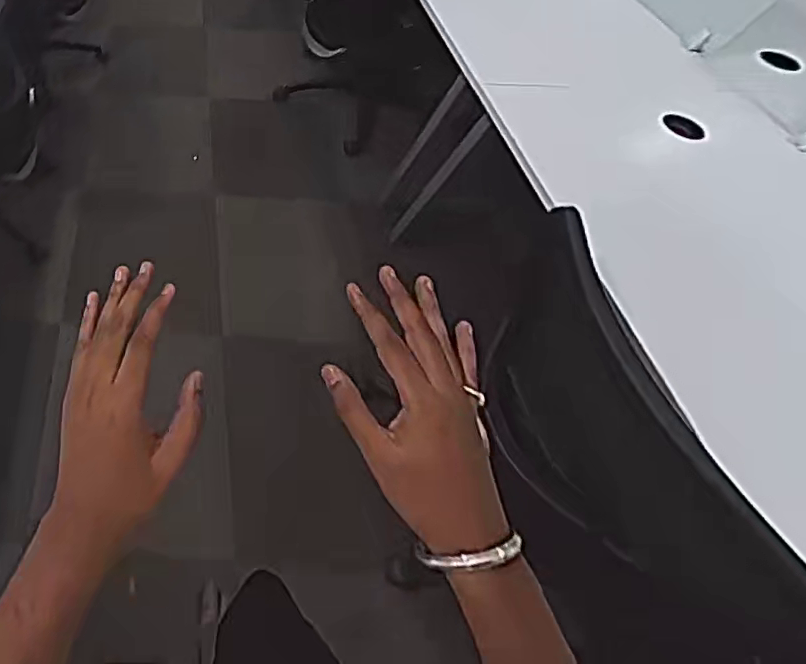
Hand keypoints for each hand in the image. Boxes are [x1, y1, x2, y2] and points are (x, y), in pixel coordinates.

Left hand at [49, 261, 203, 559]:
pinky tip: (91, 303)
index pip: (141, 345)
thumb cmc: (129, 498)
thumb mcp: (169, 466)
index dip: (155, 313)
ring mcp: (79, 391)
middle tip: (145, 267)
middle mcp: (98, 389)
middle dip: (131, 296)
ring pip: (94, 335)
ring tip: (120, 273)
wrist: (79, 524)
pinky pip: (78, 351)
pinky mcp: (70, 396)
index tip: (168, 290)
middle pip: (115, 331)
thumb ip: (188, 420)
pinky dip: (85, 323)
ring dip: (109, 302)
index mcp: (124, 404)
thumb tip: (197, 378)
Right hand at [323, 267, 508, 555]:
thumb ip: (353, 409)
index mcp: (420, 399)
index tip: (357, 292)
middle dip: (401, 300)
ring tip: (423, 284)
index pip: (390, 344)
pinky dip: (465, 344)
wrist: (470, 531)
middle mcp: (444, 391)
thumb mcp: (378, 456)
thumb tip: (333, 373)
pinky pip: (469, 368)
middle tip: (389, 274)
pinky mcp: (471, 409)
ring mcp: (461, 398)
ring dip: (432, 311)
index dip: (370, 314)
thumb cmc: (425, 496)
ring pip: (445, 343)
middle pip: (420, 334)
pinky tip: (463, 326)